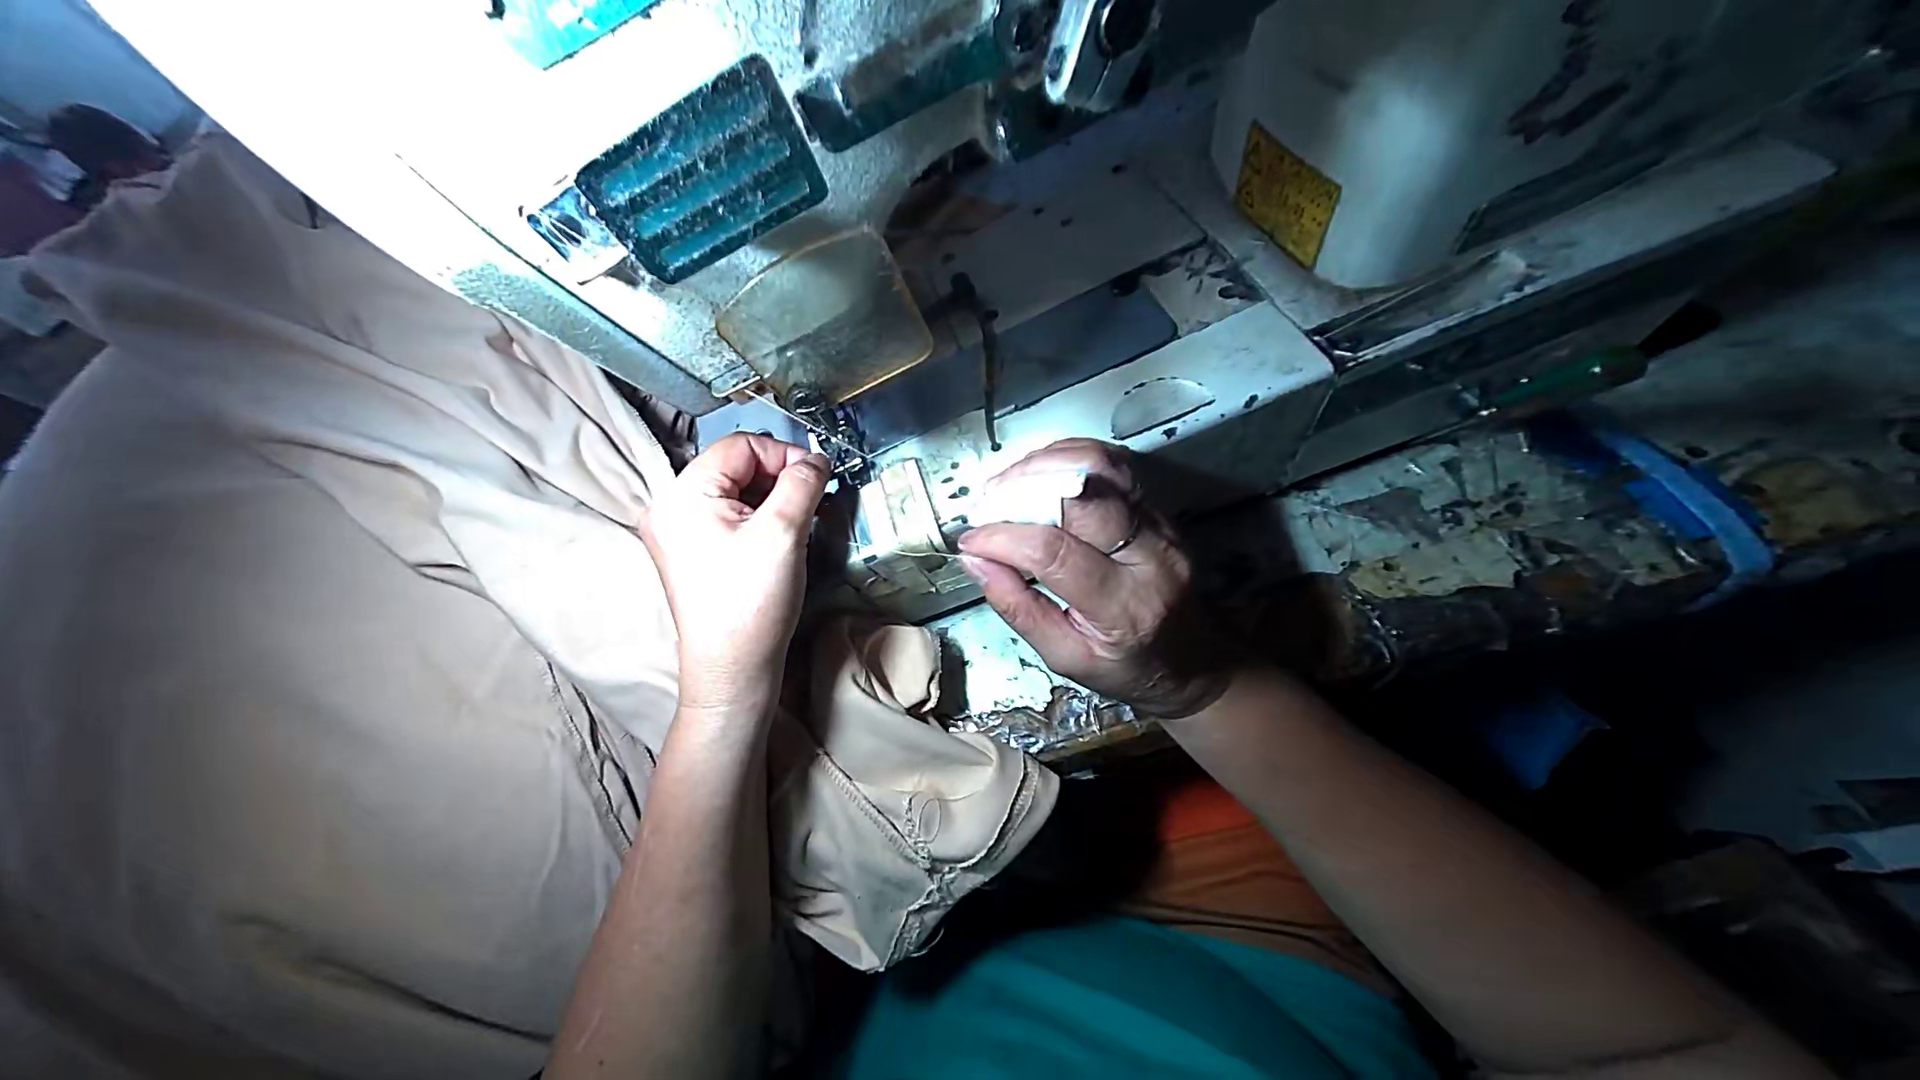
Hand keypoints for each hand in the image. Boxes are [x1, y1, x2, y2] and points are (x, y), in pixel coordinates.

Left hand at [639, 434, 831, 713]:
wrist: (732, 669)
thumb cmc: (751, 603)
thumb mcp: (784, 532)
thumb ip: (802, 483)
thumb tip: (817, 459)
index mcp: (682, 494)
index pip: (740, 445)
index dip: (784, 454)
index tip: (817, 478)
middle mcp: (671, 506)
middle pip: (737, 465)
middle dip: (780, 477)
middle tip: (813, 502)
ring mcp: (680, 531)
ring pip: (737, 491)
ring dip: (774, 498)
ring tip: (800, 523)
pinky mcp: (694, 552)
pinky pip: (731, 516)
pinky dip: (761, 517)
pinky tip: (782, 537)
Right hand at [957, 440, 1228, 717]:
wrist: (1192, 658)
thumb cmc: (1127, 666)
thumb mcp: (1065, 657)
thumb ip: (1018, 608)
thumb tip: (976, 561)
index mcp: (1124, 609)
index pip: (1055, 553)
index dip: (1004, 539)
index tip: (972, 541)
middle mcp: (1151, 558)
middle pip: (1085, 498)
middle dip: (1024, 491)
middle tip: (990, 505)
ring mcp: (1161, 526)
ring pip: (1103, 467)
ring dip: (1046, 465)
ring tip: (1009, 484)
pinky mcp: (1159, 508)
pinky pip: (1113, 465)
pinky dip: (1069, 459)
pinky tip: (1040, 475)